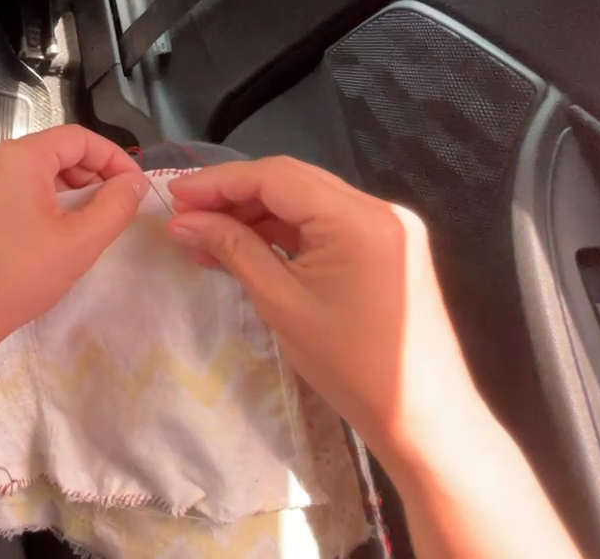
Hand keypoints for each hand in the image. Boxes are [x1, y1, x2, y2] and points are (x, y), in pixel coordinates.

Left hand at [0, 125, 149, 360]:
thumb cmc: (20, 274)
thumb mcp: (80, 241)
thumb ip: (115, 206)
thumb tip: (134, 182)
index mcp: (20, 156)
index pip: (78, 138)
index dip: (114, 158)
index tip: (136, 187)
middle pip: (57, 149)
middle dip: (94, 173)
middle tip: (117, 207)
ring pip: (38, 168)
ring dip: (71, 187)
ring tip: (92, 220)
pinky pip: (18, 184)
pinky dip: (46, 196)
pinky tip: (59, 227)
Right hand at [162, 157, 480, 472]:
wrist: (425, 422)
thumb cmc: (351, 364)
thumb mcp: (280, 301)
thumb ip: (231, 247)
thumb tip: (181, 221)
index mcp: (358, 219)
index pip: (273, 177)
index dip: (217, 180)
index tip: (174, 193)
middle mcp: (376, 209)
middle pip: (287, 179)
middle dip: (231, 191)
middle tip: (184, 210)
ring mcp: (383, 226)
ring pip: (300, 197)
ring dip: (250, 210)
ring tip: (204, 232)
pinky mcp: (381, 245)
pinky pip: (318, 221)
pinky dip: (277, 228)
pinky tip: (240, 244)